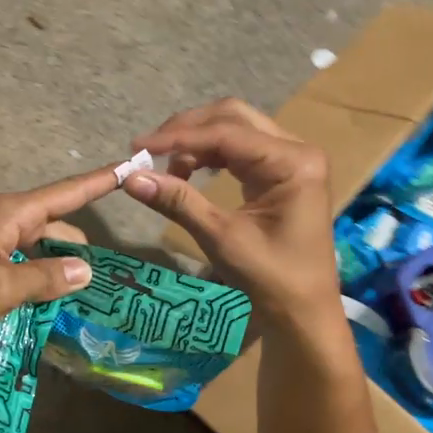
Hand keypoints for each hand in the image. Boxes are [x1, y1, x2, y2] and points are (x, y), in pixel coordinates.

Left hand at [0, 167, 120, 355]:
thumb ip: (46, 277)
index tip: (130, 166)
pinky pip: (13, 251)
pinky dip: (32, 267)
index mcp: (5, 213)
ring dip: (54, 260)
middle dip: (77, 242)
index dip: (99, 181)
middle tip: (103, 275)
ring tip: (77, 291)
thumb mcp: (2, 291)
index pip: (63, 193)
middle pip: (50, 220)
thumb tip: (85, 268)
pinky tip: (42, 291)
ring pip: (32, 239)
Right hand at [123, 99, 339, 322]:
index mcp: (293, 162)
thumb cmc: (270, 279)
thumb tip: (130, 178)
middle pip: (232, 117)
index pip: (226, 134)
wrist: (302, 314)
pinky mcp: (279, 173)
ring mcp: (289, 160)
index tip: (137, 147)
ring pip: (233, 129)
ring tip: (163, 165)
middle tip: (148, 149)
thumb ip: (178, 202)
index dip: (178, 138)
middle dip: (187, 130)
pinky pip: (238, 149)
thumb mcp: (220, 238)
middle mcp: (295, 151)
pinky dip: (208, 154)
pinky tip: (186, 170)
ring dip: (195, 141)